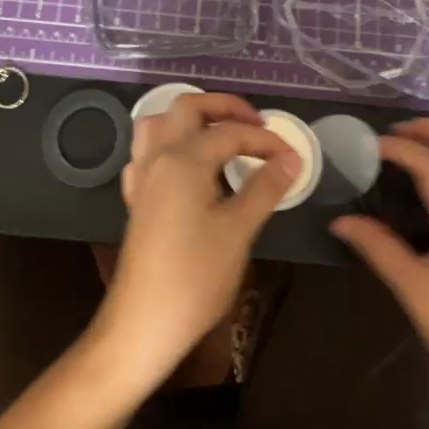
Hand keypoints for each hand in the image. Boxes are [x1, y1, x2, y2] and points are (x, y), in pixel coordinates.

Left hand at [89, 93, 296, 391]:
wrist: (144, 320)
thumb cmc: (195, 276)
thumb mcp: (239, 230)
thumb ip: (265, 188)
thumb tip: (291, 158)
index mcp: (183, 159)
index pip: (231, 132)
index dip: (266, 140)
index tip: (293, 157)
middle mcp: (157, 157)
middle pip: (188, 108)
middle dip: (224, 108)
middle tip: (257, 126)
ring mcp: (141, 176)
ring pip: (160, 123)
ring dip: (192, 120)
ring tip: (223, 137)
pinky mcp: (136, 198)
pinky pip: (148, 152)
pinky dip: (170, 145)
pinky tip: (189, 167)